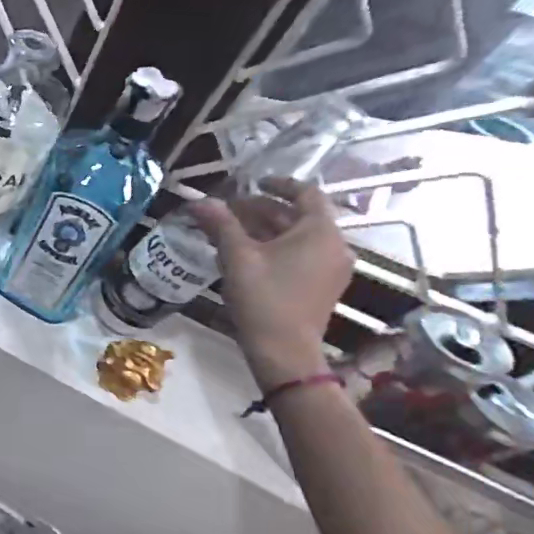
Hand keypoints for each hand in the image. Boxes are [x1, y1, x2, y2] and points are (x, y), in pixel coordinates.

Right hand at [188, 177, 351, 386]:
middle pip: (300, 215)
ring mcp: (332, 268)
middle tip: (230, 210)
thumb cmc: (263, 297)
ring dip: (267, 228)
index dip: (279, 184)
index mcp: (320, 232)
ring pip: (299, 236)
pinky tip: (247, 254)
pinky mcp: (322, 285)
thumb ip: (221, 224)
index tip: (252, 183)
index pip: (307, 193)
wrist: (284, 350)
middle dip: (264, 209)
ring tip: (232, 230)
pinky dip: (276, 246)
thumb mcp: (236, 257)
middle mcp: (334, 246)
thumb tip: (199, 200)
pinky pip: (301, 254)